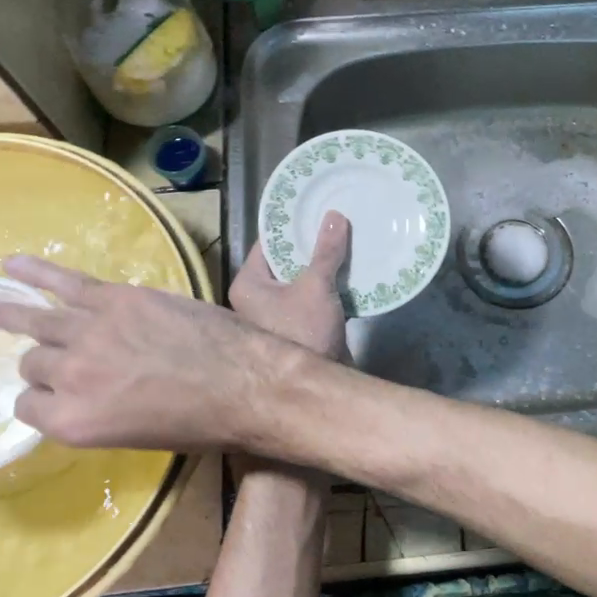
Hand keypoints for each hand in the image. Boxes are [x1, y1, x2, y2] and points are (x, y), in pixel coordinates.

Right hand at [0, 255, 301, 450]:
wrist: (248, 383)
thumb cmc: (202, 424)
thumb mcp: (137, 436)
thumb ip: (98, 413)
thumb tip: (85, 394)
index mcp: (73, 422)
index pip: (31, 406)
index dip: (45, 400)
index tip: (58, 396)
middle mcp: (71, 376)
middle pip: (34, 365)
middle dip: (46, 366)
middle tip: (67, 363)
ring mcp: (91, 331)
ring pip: (39, 323)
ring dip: (8, 315)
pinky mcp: (118, 298)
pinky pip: (65, 284)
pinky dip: (36, 273)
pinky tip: (10, 265)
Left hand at [228, 211, 351, 361]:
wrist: (319, 386)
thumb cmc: (305, 332)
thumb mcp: (317, 286)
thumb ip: (326, 251)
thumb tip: (336, 215)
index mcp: (247, 285)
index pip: (267, 244)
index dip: (291, 226)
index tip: (313, 210)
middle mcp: (255, 299)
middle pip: (285, 261)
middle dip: (310, 246)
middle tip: (335, 223)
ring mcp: (276, 316)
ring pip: (300, 280)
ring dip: (321, 267)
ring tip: (346, 243)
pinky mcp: (297, 328)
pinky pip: (311, 298)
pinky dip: (327, 287)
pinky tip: (348, 273)